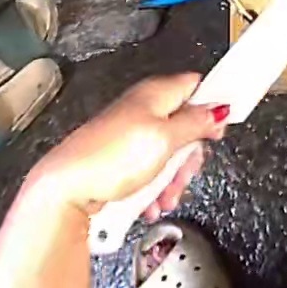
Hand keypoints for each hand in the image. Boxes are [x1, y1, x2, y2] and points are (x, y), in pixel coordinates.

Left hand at [25, 73, 228, 219]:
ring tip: (163, 194)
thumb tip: (219, 108)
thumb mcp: (165, 139)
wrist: (67, 189)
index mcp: (155, 94)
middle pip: (185, 127)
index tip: (218, 130)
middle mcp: (143, 110)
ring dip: (172, 179)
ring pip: (169, 154)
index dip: (212, 107)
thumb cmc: (110, 158)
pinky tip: (149, 201)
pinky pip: (150, 172)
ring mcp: (132, 135)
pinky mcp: (122, 159)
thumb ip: (196, 123)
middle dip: (189, 156)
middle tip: (182, 170)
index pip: (196, 86)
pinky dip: (153, 188)